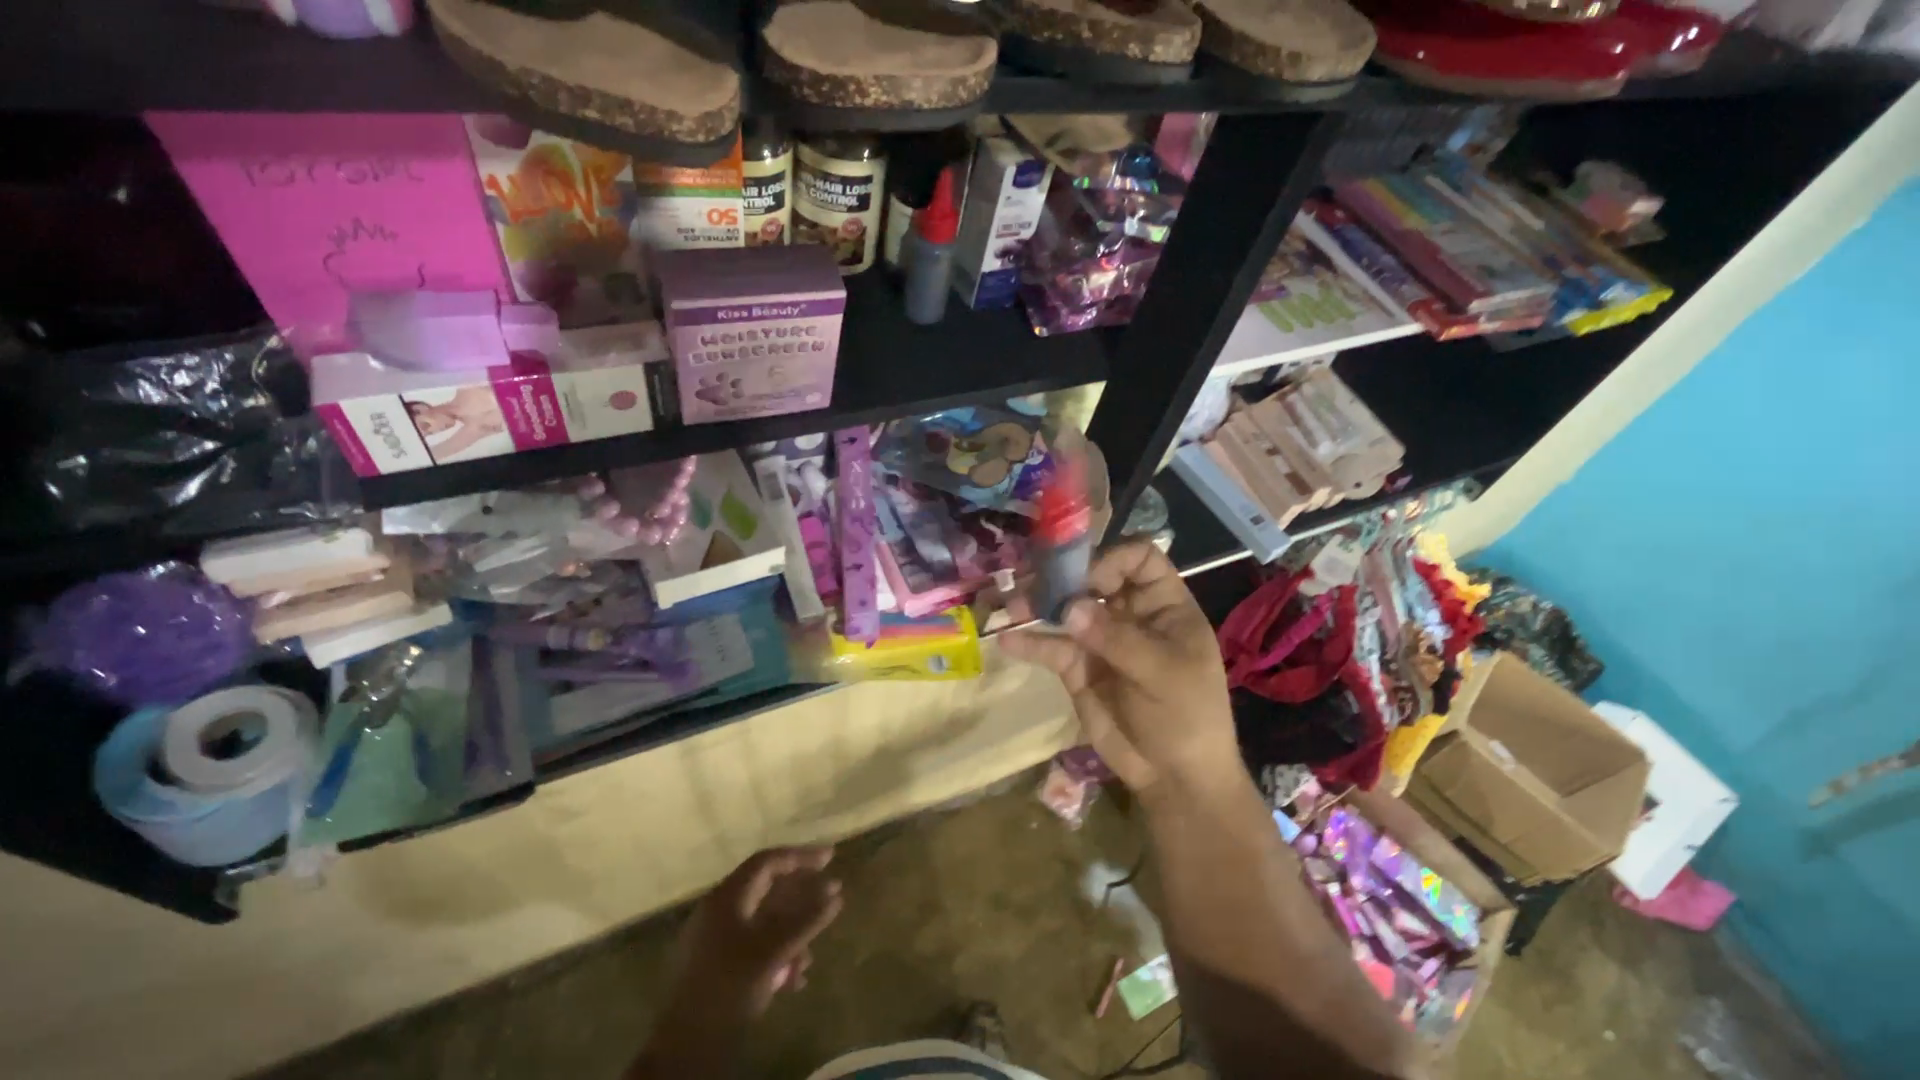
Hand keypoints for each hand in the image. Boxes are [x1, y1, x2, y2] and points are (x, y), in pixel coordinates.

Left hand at [672, 847, 844, 1017]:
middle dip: (801, 900)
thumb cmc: (729, 985)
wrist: (688, 1044)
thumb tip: (835, 892)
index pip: (767, 862)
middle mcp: (719, 913)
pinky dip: (777, 958)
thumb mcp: (773, 950)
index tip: (831, 858)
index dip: (800, 857)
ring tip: (809, 961)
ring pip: (763, 925)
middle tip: (832, 898)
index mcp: (726, 898)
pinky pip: (754, 949)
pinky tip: (792, 981)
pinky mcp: (718, 968)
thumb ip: (805, 919)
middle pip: (766, 892)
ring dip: (791, 937)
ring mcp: (716, 941)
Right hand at [1000, 542, 1241, 801]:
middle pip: (1094, 578)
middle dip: (1065, 577)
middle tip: (1036, 583)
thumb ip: (1117, 639)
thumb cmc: (1187, 715)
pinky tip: (1007, 641)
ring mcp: (1102, 641)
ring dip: (1040, 605)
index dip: (1113, 559)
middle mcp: (1130, 615)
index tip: (1088, 578)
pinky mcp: (1078, 669)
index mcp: (1164, 606)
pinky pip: (1051, 648)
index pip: (1140, 558)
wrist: (1175, 776)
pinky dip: (1030, 643)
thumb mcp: (1163, 673)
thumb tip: (1070, 607)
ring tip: (1013, 606)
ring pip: (1067, 610)